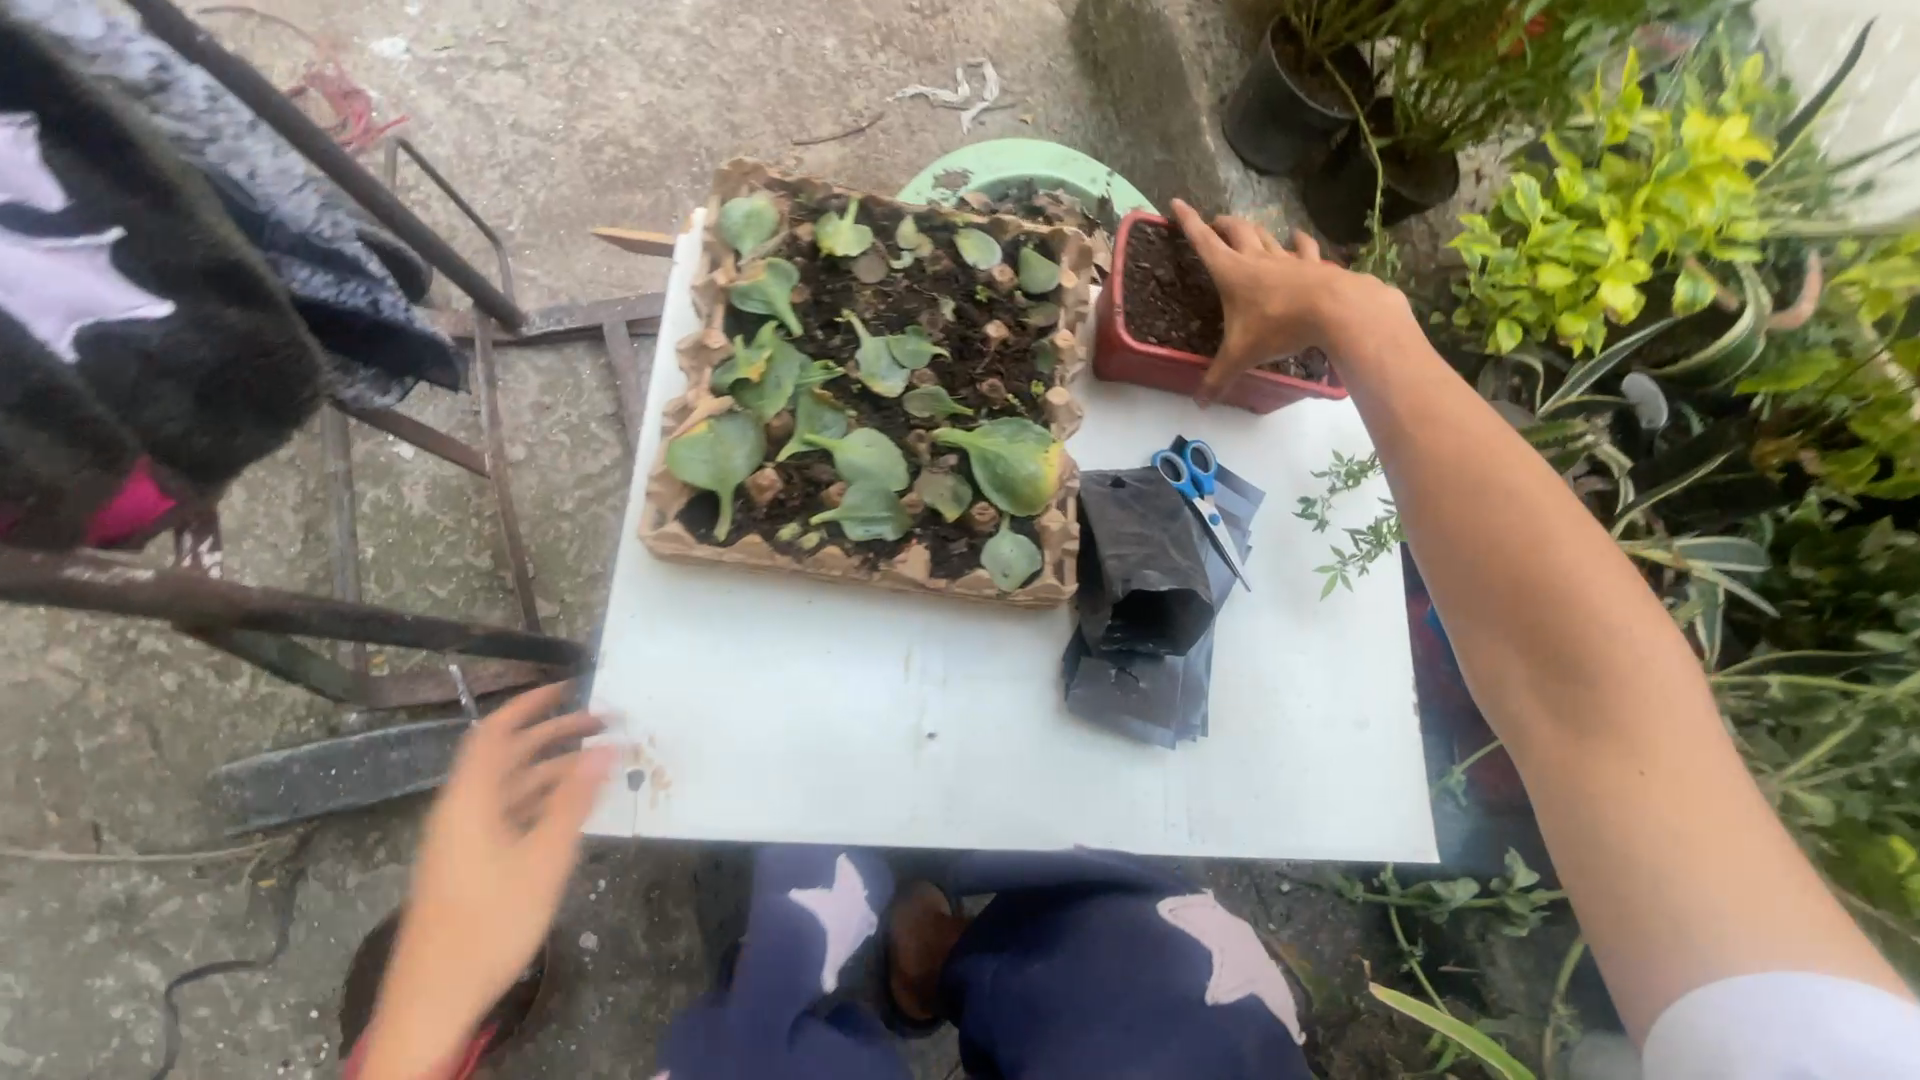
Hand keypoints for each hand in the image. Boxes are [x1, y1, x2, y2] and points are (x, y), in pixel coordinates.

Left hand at [358, 683, 614, 1078]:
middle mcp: (462, 810)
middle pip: (508, 756)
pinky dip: (543, 799)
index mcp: (470, 800)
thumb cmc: (490, 922)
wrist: (434, 998)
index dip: (530, 704)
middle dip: (555, 733)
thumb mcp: (544, 858)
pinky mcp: (471, 862)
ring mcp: (464, 838)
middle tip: (605, 721)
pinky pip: (510, 813)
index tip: (570, 686)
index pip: (495, 732)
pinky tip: (576, 806)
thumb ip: (574, 800)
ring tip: (602, 760)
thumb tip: (605, 748)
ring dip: (554, 768)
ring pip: (512, 786)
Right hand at [1168, 199, 1401, 403]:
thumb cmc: (1278, 326)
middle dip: (1221, 223)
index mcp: (1231, 272)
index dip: (1187, 222)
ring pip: (1266, 235)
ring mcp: (1287, 259)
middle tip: (1214, 222)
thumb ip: (1218, 378)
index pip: (1203, 242)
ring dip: (1255, 230)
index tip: (1175, 203)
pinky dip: (1298, 241)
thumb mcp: (1241, 356)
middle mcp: (1256, 258)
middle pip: (1236, 230)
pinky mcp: (1312, 265)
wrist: (1335, 309)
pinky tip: (1298, 237)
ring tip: (1248, 229)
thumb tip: (1199, 403)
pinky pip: (1302, 247)